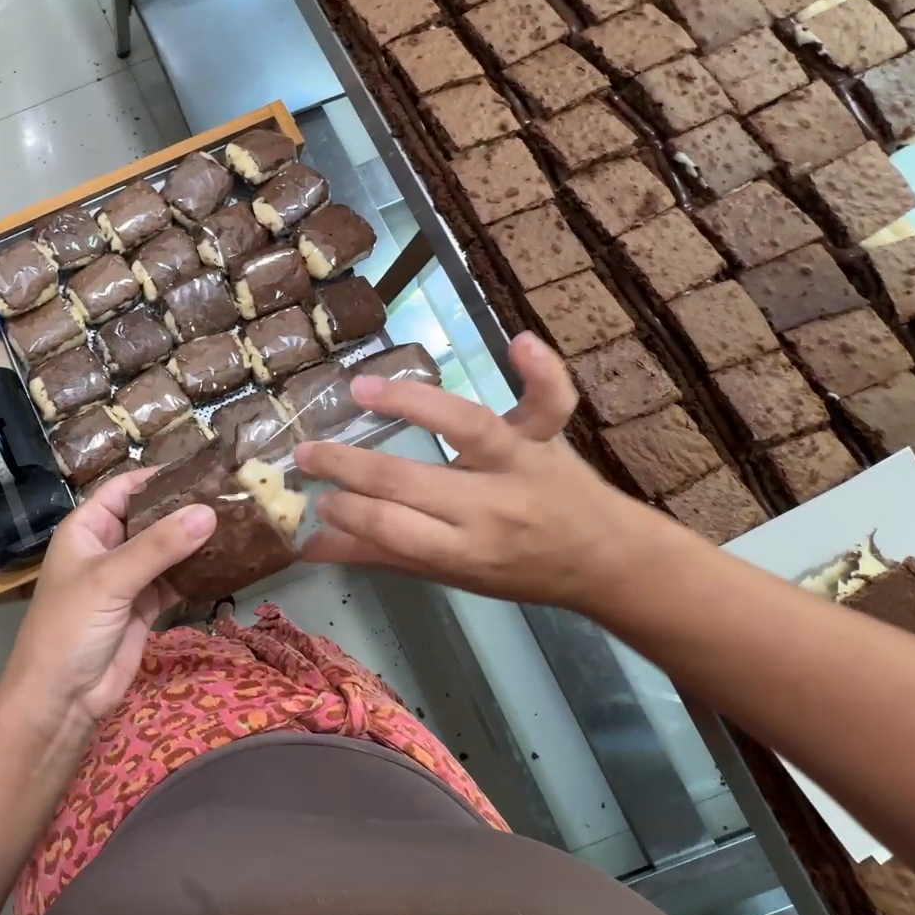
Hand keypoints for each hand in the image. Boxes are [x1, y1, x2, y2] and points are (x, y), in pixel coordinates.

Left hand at [0, 469, 215, 725]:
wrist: (60, 698)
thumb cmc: (70, 627)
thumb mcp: (110, 579)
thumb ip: (159, 546)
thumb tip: (208, 512)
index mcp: (86, 528)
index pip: (124, 489)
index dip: (158, 477)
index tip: (203, 468)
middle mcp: (107, 547)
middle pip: (150, 518)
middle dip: (184, 508)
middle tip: (233, 495)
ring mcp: (127, 579)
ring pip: (166, 550)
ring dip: (195, 541)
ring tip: (240, 523)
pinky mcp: (144, 608)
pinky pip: (174, 581)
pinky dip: (197, 574)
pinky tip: (227, 563)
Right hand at [295, 332, 679, 609]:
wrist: (609, 562)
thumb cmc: (516, 571)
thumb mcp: (445, 573)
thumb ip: (377, 553)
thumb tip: (306, 545)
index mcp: (464, 551)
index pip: (390, 527)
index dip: (347, 512)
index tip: (317, 499)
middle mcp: (491, 508)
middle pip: (409, 479)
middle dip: (349, 465)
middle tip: (305, 453)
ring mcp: (521, 466)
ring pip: (466, 426)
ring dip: (410, 403)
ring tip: (360, 389)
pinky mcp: (547, 437)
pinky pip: (550, 402)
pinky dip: (539, 370)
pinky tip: (516, 341)